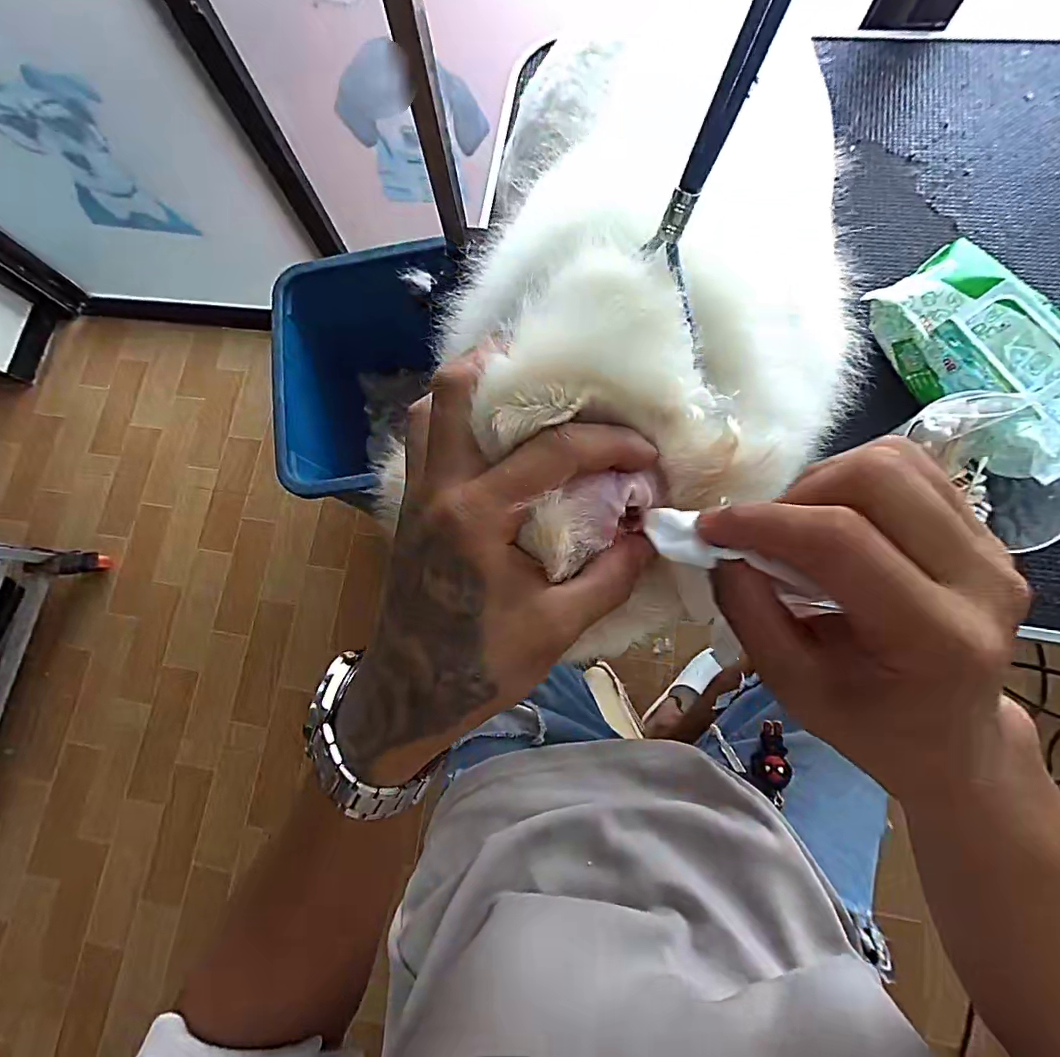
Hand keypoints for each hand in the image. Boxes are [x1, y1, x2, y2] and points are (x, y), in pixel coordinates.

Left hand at [335, 353, 657, 783]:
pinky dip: (453, 421)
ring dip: (471, 388)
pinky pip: (424, 440)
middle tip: (561, 375)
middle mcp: (439, 488)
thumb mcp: (557, 627)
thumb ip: (611, 574)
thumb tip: (649, 531)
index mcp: (477, 516)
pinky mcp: (410, 508)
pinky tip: (492, 441)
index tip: (646, 455)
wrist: (409, 694)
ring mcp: (417, 494)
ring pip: (428, 409)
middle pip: (454, 391)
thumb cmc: (481, 665)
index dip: (610, 443)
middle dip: (507, 365)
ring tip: (522, 394)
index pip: (552, 451)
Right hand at [698, 438, 1034, 807]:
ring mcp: (993, 550)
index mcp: (934, 637)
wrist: (951, 736)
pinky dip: (852, 482)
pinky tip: (832, 520)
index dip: (764, 522)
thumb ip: (750, 612)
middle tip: (764, 532)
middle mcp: (980, 581)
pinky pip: (912, 470)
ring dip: (824, 481)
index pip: (842, 542)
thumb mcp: (791, 684)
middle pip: (879, 478)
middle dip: (799, 493)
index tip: (710, 528)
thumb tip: (722, 548)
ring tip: (797, 526)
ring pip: (896, 461)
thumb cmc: (868, 722)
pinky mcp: (986, 532)